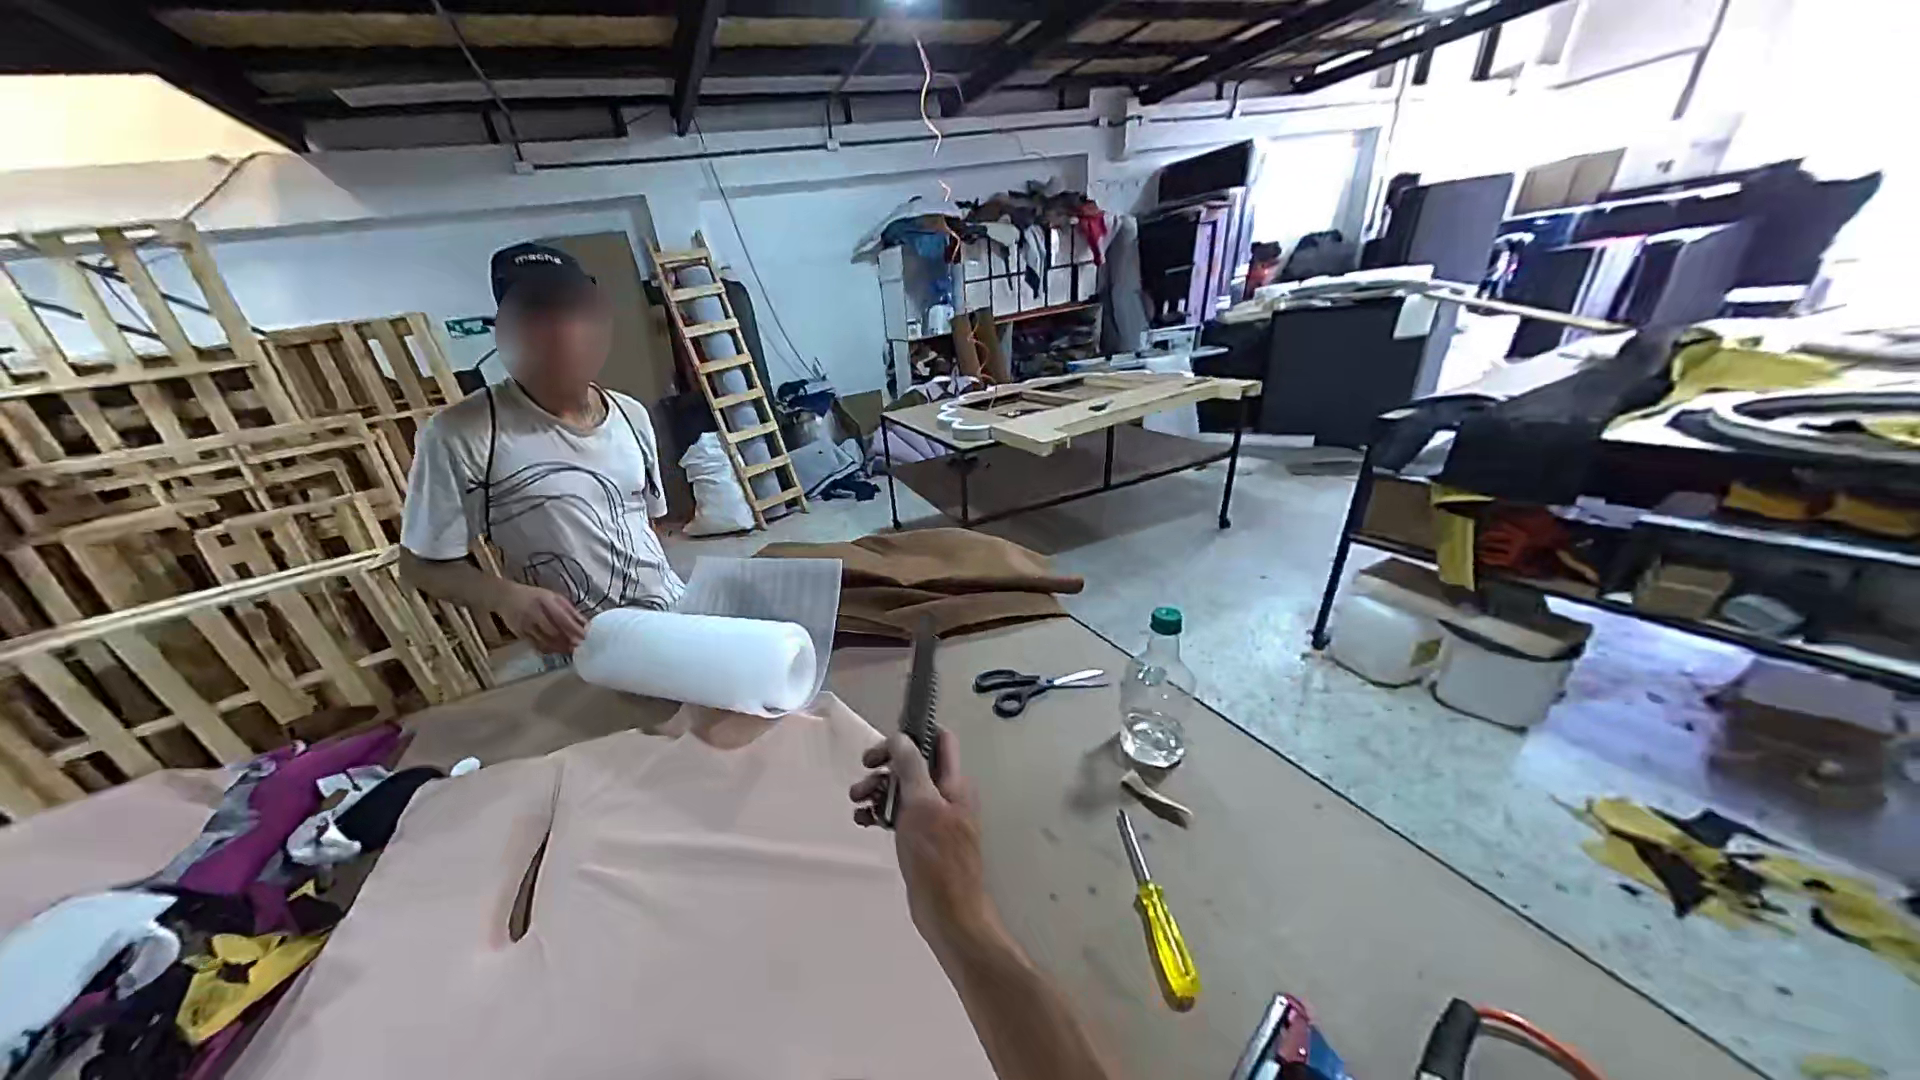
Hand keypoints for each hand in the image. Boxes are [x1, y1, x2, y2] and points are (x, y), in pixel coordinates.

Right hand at [498, 584, 587, 653]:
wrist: (505, 597)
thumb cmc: (535, 596)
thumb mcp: (554, 597)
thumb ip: (570, 610)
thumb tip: (586, 624)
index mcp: (545, 601)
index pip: (562, 618)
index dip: (574, 629)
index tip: (586, 636)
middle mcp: (534, 614)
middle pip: (553, 632)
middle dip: (568, 641)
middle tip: (580, 646)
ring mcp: (525, 625)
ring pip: (544, 641)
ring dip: (559, 647)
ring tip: (571, 650)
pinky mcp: (519, 633)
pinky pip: (535, 644)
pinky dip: (548, 649)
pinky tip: (557, 650)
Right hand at [850, 731, 997, 956]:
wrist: (948, 914)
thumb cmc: (937, 857)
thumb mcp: (921, 804)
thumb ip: (911, 767)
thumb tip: (901, 738)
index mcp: (954, 781)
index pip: (940, 739)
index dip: (914, 733)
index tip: (886, 744)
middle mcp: (946, 794)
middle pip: (915, 763)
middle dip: (887, 764)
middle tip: (865, 770)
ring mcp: (934, 817)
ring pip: (903, 789)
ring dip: (878, 788)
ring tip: (857, 801)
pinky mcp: (921, 838)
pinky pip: (898, 814)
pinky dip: (880, 812)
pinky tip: (864, 820)